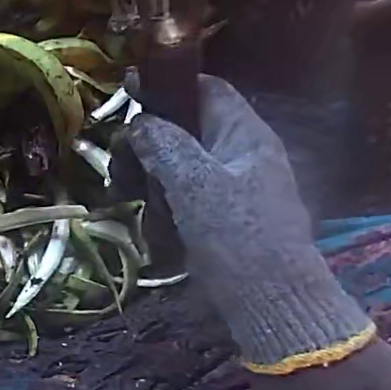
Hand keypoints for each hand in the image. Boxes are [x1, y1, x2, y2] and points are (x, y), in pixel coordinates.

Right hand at [125, 74, 372, 374]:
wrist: (270, 304)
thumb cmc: (238, 236)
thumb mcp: (195, 185)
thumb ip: (165, 145)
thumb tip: (140, 121)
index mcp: (244, 135)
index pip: (207, 89)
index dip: (169, 85)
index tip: (129, 92)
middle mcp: (239, 154)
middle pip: (185, 127)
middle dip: (147, 138)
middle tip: (119, 159)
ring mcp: (230, 186)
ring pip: (177, 161)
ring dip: (147, 171)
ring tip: (123, 190)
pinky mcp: (219, 216)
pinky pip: (182, 192)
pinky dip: (159, 197)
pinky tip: (142, 214)